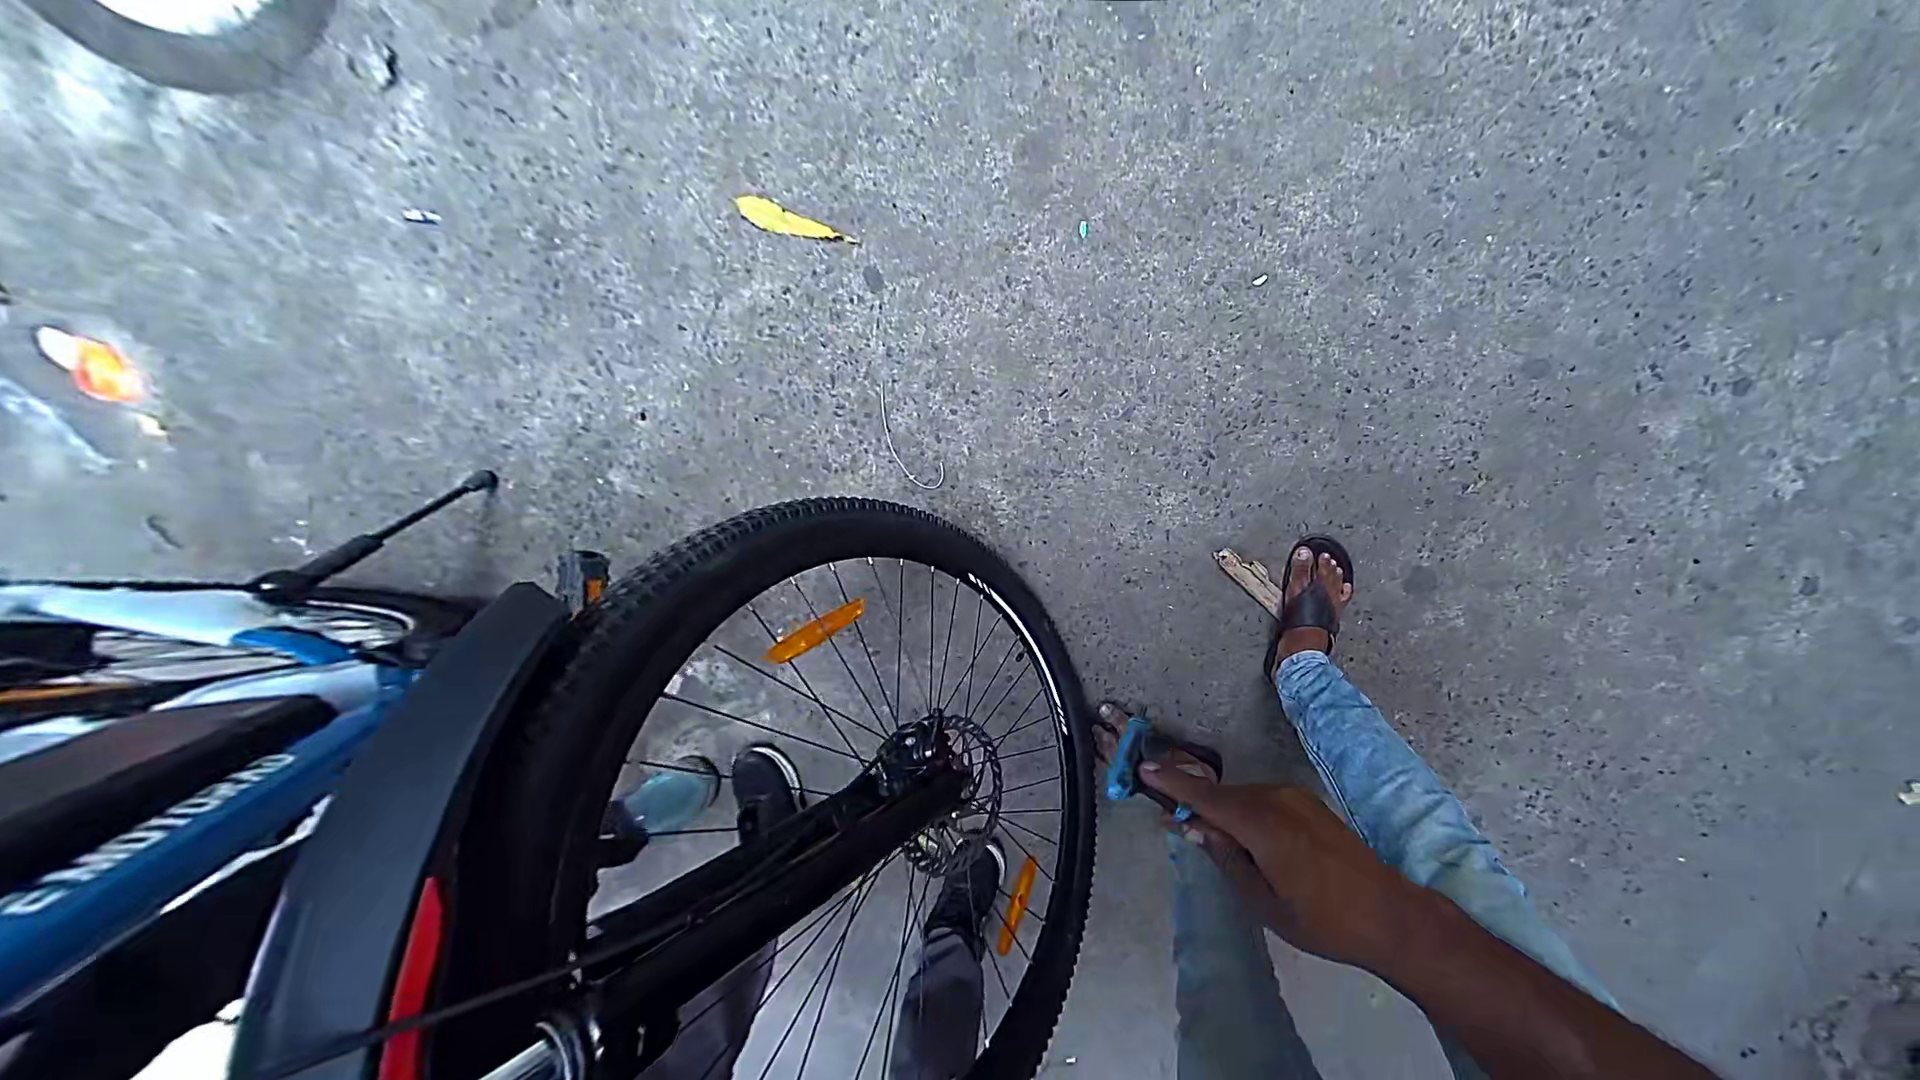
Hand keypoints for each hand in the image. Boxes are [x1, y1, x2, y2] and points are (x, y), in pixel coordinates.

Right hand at [1140, 763, 1422, 968]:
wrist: (1393, 916)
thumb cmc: (1325, 921)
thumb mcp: (1265, 903)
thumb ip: (1225, 859)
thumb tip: (1194, 829)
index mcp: (1262, 825)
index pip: (1205, 798)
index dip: (1172, 784)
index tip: (1144, 769)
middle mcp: (1276, 799)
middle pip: (1221, 796)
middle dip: (1196, 805)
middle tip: (1175, 824)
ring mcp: (1294, 797)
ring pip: (1241, 797)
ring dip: (1223, 812)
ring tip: (1216, 840)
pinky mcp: (1306, 802)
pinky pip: (1261, 799)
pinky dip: (1244, 812)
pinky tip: (1248, 838)